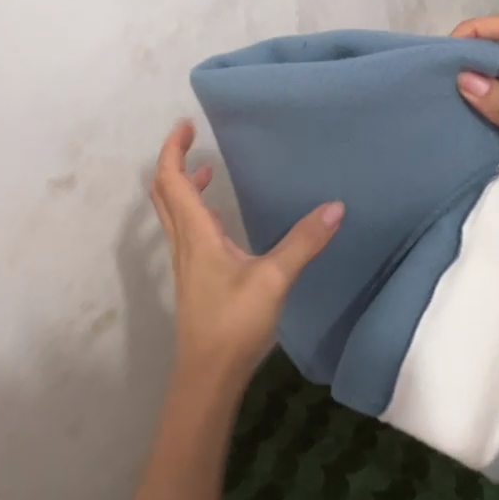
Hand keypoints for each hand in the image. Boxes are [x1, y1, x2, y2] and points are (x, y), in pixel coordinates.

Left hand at [149, 121, 344, 390]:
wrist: (208, 374)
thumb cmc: (234, 323)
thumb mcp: (274, 279)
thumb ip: (303, 242)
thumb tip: (334, 207)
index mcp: (196, 234)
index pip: (172, 181)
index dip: (174, 149)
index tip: (186, 125)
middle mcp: (184, 242)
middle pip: (164, 193)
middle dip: (174, 162)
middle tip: (193, 140)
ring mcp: (186, 262)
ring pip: (172, 212)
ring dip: (184, 186)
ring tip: (210, 170)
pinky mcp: (194, 278)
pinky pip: (186, 231)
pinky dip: (196, 211)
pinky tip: (221, 219)